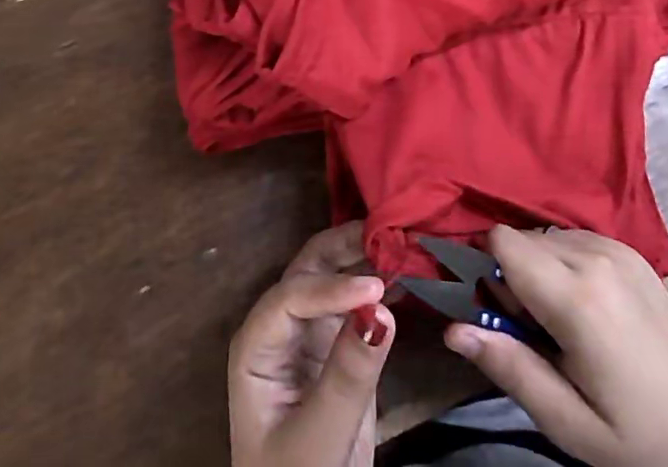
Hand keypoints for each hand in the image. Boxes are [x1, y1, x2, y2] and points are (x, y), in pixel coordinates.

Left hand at [229, 222, 395, 466]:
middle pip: (309, 268)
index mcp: (257, 345)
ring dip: (366, 256)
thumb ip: (347, 376)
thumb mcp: (319, 436)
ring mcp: (312, 332)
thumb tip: (380, 312)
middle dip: (346, 246)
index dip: (331, 287)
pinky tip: (410, 273)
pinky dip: (383, 283)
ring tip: (404, 242)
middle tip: (389, 230)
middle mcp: (283, 326)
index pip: (289, 298)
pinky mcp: (340, 343)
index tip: (375, 288)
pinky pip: (360, 302)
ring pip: (336, 275)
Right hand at [444, 227, 667, 466]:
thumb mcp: (568, 422)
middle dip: (510, 274)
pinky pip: (574, 240)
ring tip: (560, 322)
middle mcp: (596, 257)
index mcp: (577, 297)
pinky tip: (585, 307)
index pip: (503, 242)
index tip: (496, 313)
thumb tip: (452, 330)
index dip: (487, 271)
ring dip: (538, 268)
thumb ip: (509, 367)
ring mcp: (619, 249)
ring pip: (546, 237)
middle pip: (522, 238)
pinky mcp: (633, 252)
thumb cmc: (639, 438)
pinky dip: (563, 263)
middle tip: (530, 329)